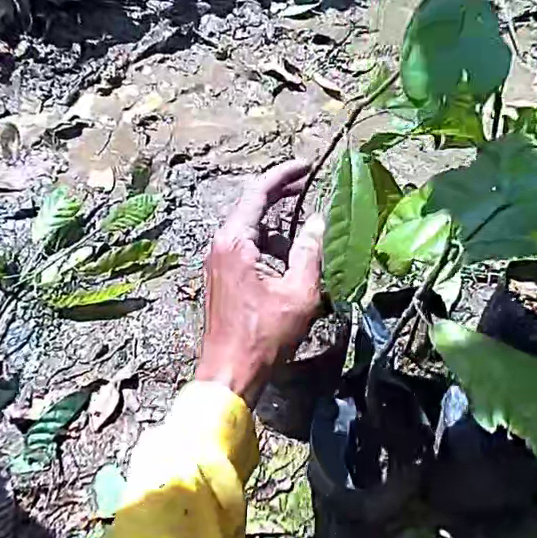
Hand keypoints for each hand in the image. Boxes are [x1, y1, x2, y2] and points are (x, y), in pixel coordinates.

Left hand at [194, 159, 325, 404]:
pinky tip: (289, 258)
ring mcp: (217, 261)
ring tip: (306, 227)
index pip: (258, 192)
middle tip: (310, 186)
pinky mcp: (222, 277)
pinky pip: (246, 247)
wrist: (230, 371)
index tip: (307, 166)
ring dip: (278, 224)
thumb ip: (310, 251)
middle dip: (281, 195)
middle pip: (251, 206)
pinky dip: (268, 244)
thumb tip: (318, 221)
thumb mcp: (298, 291)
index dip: (284, 175)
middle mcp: (220, 245)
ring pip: (250, 229)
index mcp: (235, 241)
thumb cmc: (264, 334)